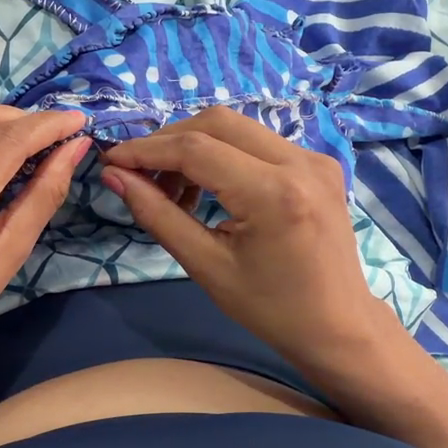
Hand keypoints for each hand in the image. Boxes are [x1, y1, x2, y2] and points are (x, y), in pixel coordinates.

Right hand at [99, 106, 394, 365]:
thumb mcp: (204, 264)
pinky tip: (203, 187)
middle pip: (215, 123)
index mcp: (273, 194)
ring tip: (169, 187)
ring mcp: (314, 159)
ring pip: (235, 126)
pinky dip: (219, 153)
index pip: (195, 149)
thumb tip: (115, 176)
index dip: (145, 151)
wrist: (337, 325)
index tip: (111, 162)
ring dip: (192, 145)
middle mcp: (299, 163)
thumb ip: (157, 214)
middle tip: (137, 173)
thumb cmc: (267, 306)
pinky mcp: (317, 163)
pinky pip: (255, 141)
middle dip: (166, 141)